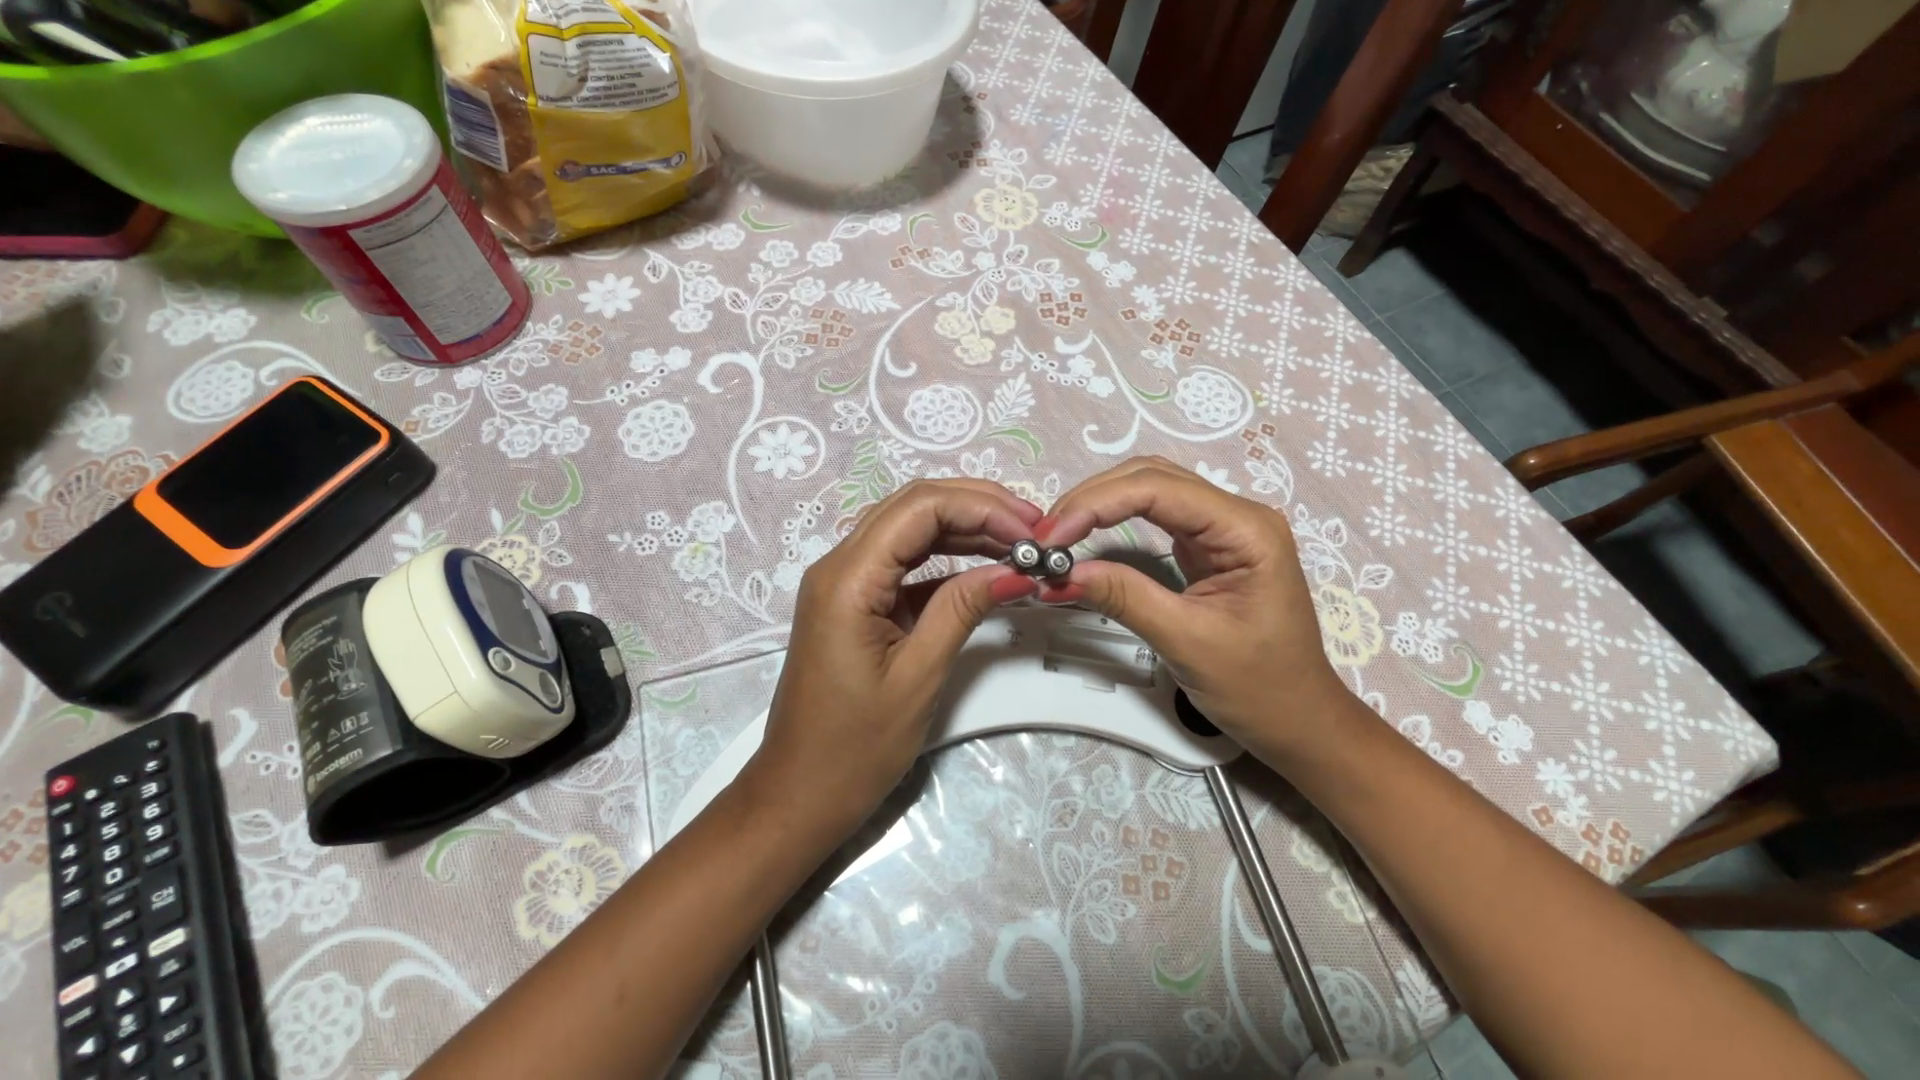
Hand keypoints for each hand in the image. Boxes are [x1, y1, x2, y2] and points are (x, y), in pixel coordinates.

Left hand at [746, 480, 1043, 834]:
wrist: (800, 793)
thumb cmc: (855, 746)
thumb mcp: (918, 675)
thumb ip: (963, 609)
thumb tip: (1017, 567)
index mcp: (847, 578)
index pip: (919, 508)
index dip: (982, 507)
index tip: (1032, 530)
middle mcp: (840, 566)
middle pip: (914, 507)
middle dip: (978, 508)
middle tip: (1036, 529)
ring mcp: (845, 583)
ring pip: (911, 530)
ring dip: (966, 528)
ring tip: (1022, 542)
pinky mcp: (857, 604)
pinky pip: (905, 564)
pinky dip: (949, 560)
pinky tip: (988, 567)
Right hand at [1033, 457, 1350, 755]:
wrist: (1298, 720)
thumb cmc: (1259, 686)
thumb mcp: (1187, 642)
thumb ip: (1124, 597)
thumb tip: (1059, 576)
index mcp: (1246, 529)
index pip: (1159, 489)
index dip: (1097, 504)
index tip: (1052, 538)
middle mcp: (1237, 516)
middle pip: (1152, 478)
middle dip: (1093, 499)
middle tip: (1046, 538)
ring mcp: (1223, 529)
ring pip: (1151, 490)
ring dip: (1100, 505)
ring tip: (1059, 536)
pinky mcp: (1208, 548)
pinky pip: (1155, 517)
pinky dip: (1115, 521)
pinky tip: (1087, 536)